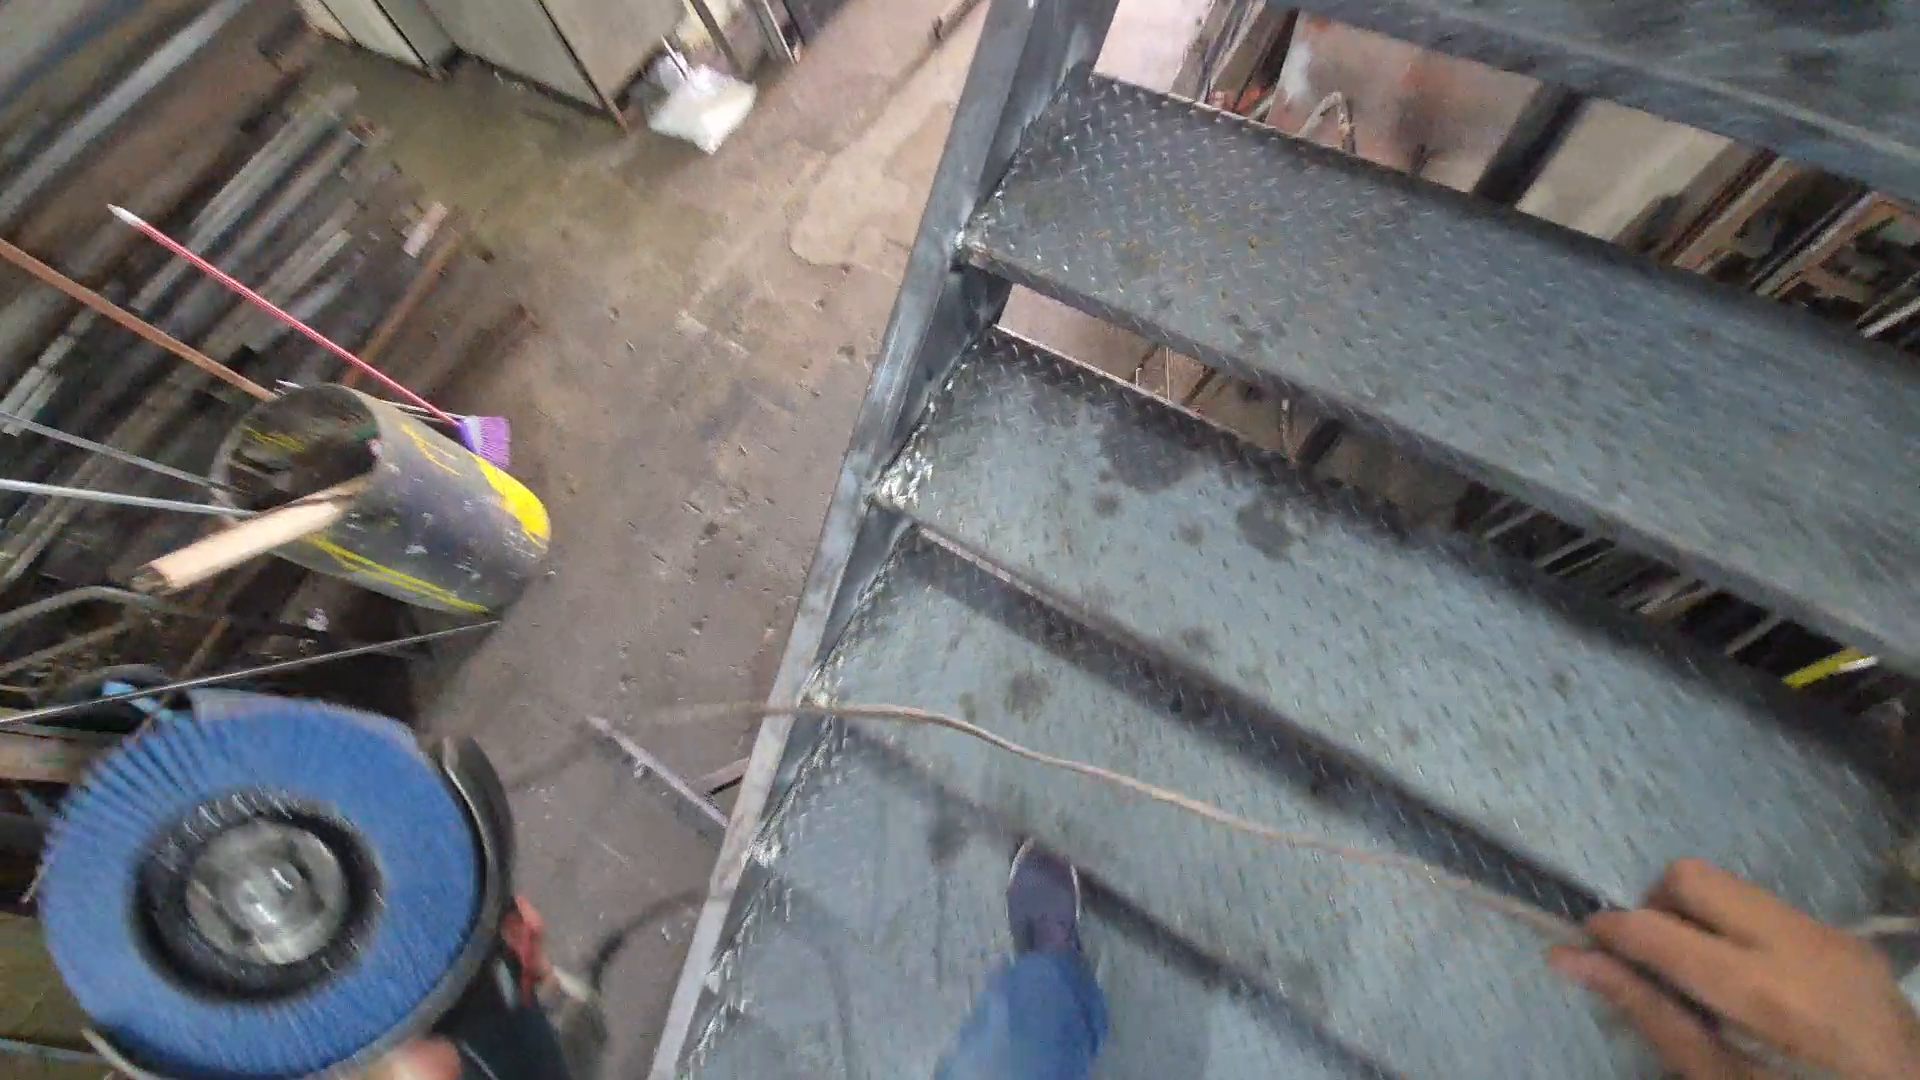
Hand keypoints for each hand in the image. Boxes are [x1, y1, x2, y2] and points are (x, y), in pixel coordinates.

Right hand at [1548, 859, 1919, 1079]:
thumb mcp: (1719, 1077)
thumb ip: (1645, 1009)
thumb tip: (1563, 956)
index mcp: (1772, 996)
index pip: (1654, 929)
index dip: (1607, 932)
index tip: (1590, 947)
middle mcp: (1806, 950)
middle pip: (1687, 877)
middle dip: (1656, 907)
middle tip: (1661, 957)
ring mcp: (1833, 938)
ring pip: (1721, 881)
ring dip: (1693, 913)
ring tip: (1708, 965)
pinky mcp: (1845, 936)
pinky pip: (1759, 902)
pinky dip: (1732, 924)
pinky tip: (1750, 971)